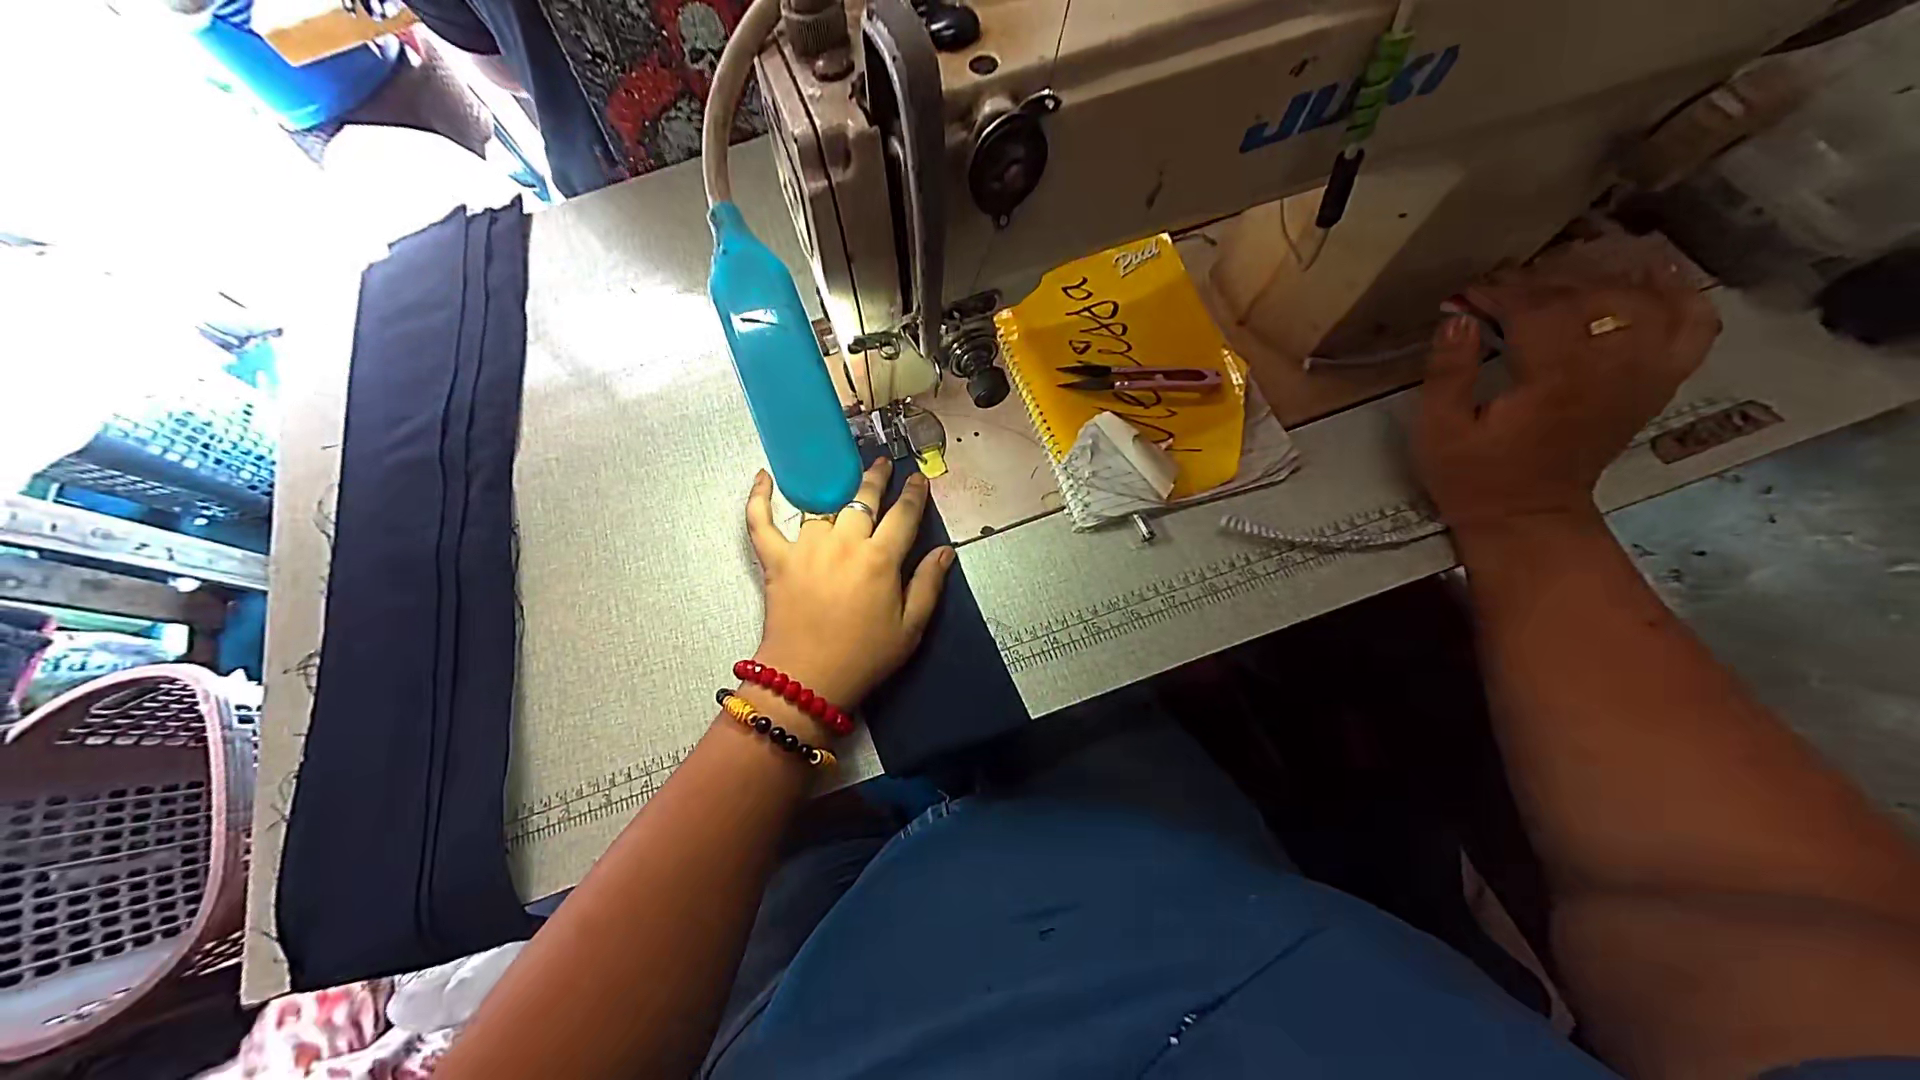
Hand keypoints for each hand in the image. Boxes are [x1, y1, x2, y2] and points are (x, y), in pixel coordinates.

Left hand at [745, 458, 953, 714]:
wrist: (808, 681)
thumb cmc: (864, 657)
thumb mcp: (911, 627)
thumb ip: (928, 584)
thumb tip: (945, 551)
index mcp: (880, 559)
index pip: (903, 515)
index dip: (913, 494)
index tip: (918, 478)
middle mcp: (844, 544)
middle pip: (862, 498)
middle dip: (875, 477)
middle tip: (881, 464)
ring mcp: (806, 548)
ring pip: (821, 507)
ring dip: (833, 490)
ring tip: (839, 475)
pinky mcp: (776, 559)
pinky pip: (761, 521)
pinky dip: (758, 497)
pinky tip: (762, 476)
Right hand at [1415, 254, 1721, 531]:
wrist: (1526, 516)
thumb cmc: (1472, 476)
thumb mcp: (1437, 430)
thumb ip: (1446, 373)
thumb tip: (1457, 317)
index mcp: (1554, 382)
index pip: (1538, 310)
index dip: (1501, 292)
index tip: (1468, 293)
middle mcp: (1612, 370)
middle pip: (1592, 297)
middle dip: (1542, 281)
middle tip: (1501, 285)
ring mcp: (1644, 375)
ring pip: (1643, 299)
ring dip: (1602, 277)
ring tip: (1560, 273)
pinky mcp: (1655, 382)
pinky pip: (1691, 325)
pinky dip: (1676, 294)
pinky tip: (1647, 277)